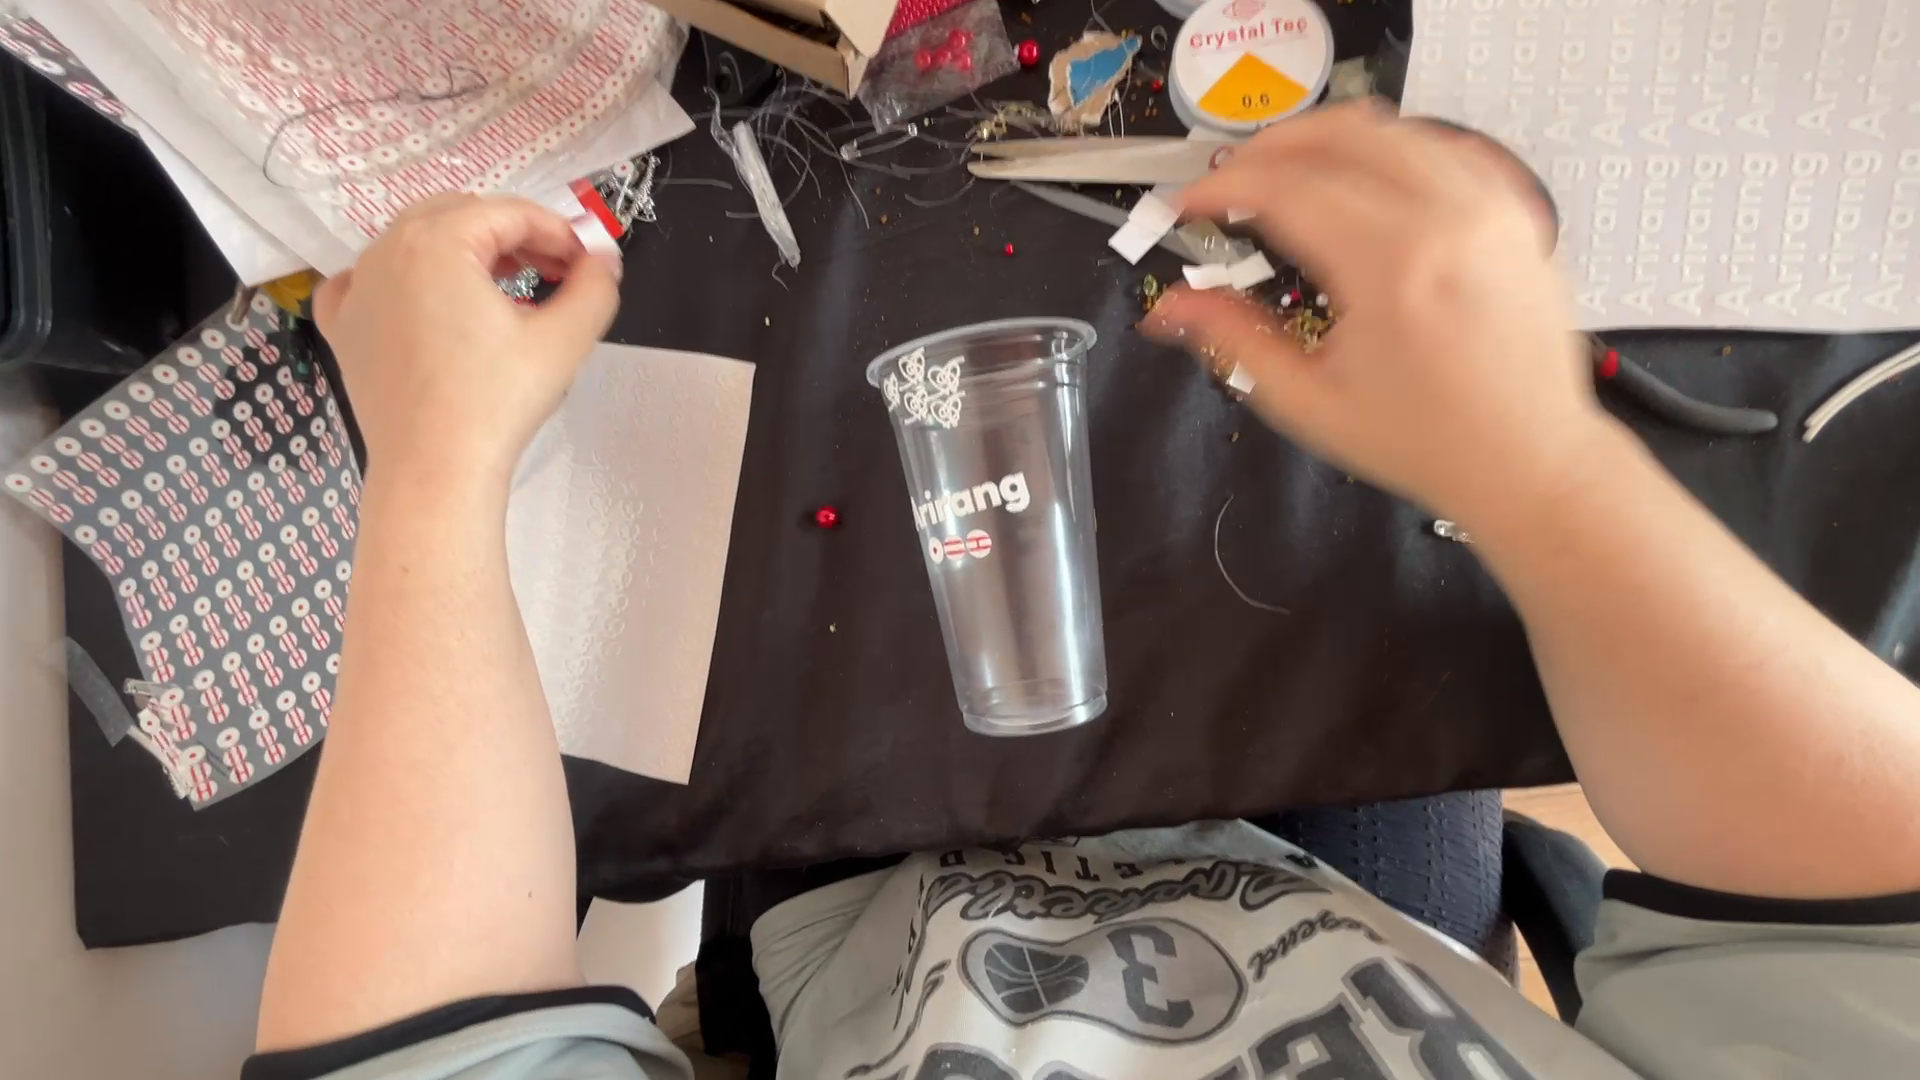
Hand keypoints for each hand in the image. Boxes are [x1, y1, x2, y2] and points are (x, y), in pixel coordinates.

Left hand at [313, 194, 621, 491]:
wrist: (437, 465)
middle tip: (558, 272)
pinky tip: (437, 303)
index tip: (589, 262)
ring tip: (513, 291)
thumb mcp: (565, 341)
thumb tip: (605, 261)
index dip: (559, 230)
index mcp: (437, 243)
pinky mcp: (345, 324)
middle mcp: (386, 250)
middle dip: (515, 235)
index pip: (508, 212)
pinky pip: (374, 279)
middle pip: (461, 215)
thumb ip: (595, 289)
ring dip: (471, 254)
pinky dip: (413, 280)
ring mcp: (357, 286)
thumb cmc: (499, 400)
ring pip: (419, 243)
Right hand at [1143, 103, 1607, 523]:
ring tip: (1277, 176)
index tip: (1187, 204)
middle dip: (1265, 150)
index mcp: (1391, 266)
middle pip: (1338, 136)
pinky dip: (1382, 151)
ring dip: (1320, 141)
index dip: (1223, 188)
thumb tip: (1169, 308)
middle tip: (1224, 181)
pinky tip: (1353, 181)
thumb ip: (1231, 340)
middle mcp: (1448, 217)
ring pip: (1391, 128)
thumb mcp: (1305, 400)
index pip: (1288, 190)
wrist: (1524, 456)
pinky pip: (1440, 146)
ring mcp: (1491, 205)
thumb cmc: (1419, 440)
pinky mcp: (1512, 210)